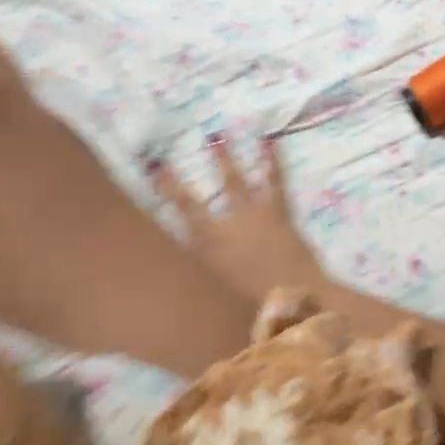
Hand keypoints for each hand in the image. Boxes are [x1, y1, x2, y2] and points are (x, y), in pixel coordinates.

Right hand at [147, 134, 326, 304]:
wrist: (292, 304)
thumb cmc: (253, 307)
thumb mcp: (218, 293)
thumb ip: (199, 276)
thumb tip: (176, 266)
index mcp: (207, 253)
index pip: (178, 223)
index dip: (164, 196)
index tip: (152, 173)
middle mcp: (225, 230)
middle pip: (198, 201)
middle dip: (180, 182)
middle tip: (167, 155)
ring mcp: (252, 217)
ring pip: (236, 182)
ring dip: (226, 159)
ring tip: (218, 137)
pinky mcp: (278, 213)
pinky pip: (275, 181)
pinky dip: (273, 160)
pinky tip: (270, 140)